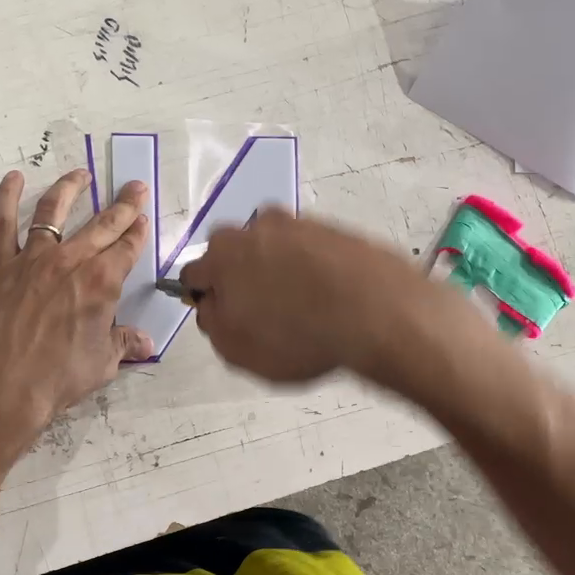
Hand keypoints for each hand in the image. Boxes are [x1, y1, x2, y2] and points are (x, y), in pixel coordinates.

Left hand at [0, 168, 154, 447]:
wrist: (4, 384)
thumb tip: (145, 343)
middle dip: (123, 204)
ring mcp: (34, 259)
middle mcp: (71, 261)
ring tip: (80, 174)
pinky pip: (4, 224)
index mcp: (102, 283)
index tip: (143, 219)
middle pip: (102, 224)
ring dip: (70, 189)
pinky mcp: (2, 265)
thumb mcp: (102, 363)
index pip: (127, 248)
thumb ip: (123, 344)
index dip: (138, 232)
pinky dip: (7, 197)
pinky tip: (13, 178)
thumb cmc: (58, 378)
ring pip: (54, 211)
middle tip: (134, 187)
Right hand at [179, 209, 473, 392]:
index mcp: (222, 254)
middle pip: (235, 253)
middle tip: (260, 314)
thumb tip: (212, 305)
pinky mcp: (338, 230)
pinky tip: (328, 301)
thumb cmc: (296, 337)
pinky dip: (312, 272)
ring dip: (278, 272)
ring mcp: (301, 223)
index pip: (195, 273)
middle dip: (241, 277)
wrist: (380, 313)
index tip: (223, 318)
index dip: (205, 298)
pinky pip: (311, 253)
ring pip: (275, 249)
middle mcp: (257, 227)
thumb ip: (212, 323)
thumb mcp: (236, 350)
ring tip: (300, 310)